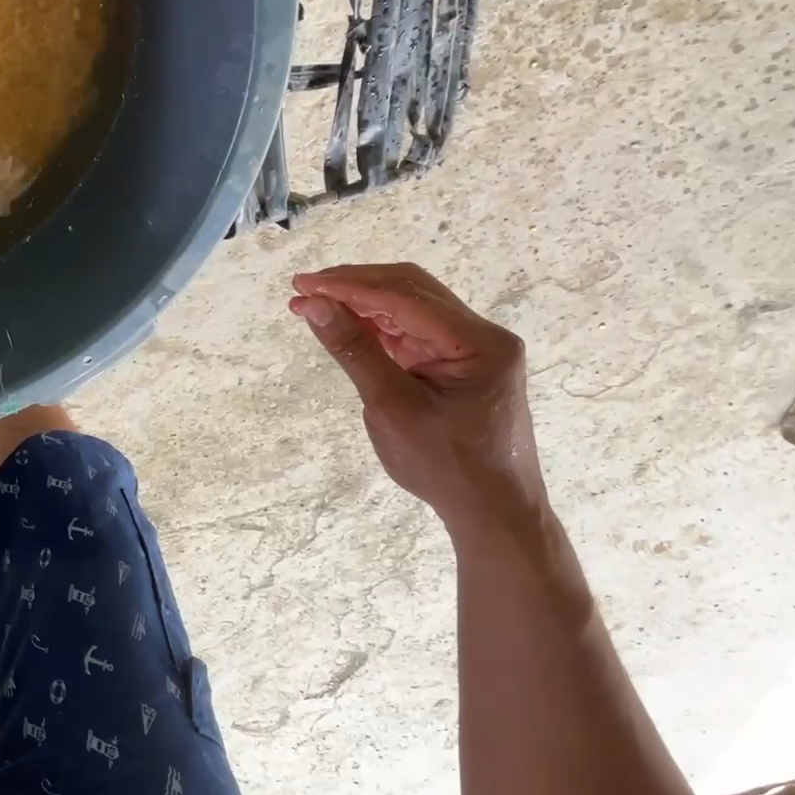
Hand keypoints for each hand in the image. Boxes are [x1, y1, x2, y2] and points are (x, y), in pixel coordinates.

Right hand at [290, 263, 543, 534]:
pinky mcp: (456, 361)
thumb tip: (313, 304)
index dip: (348, 286)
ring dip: (360, 300)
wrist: (492, 511)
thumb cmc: (443, 464)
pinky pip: (411, 327)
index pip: (403, 297)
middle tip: (302, 288)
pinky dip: (373, 321)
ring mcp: (471, 347)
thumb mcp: (390, 406)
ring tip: (312, 304)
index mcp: (479, 343)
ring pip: (409, 304)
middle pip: (410, 289)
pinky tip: (343, 323)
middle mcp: (482, 335)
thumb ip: (353, 349)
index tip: (301, 284)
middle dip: (353, 284)